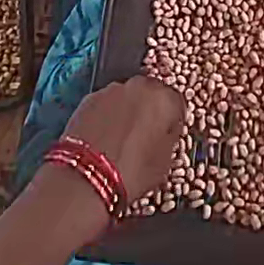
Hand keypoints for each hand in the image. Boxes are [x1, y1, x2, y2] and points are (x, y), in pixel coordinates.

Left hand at [58, 76, 184, 203]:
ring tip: (121, 139)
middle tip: (145, 136)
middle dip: (150, 112)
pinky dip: (107, 116)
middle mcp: (140, 87)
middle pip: (151, 95)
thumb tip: (164, 135)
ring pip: (127, 97)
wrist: (86, 177)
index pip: (177, 104)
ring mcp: (112, 91)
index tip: (168, 133)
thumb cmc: (131, 171)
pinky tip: (104, 138)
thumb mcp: (165, 162)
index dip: (173, 121)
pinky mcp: (89, 98)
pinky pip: (106, 104)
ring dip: (127, 112)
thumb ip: (169, 138)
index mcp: (165, 100)